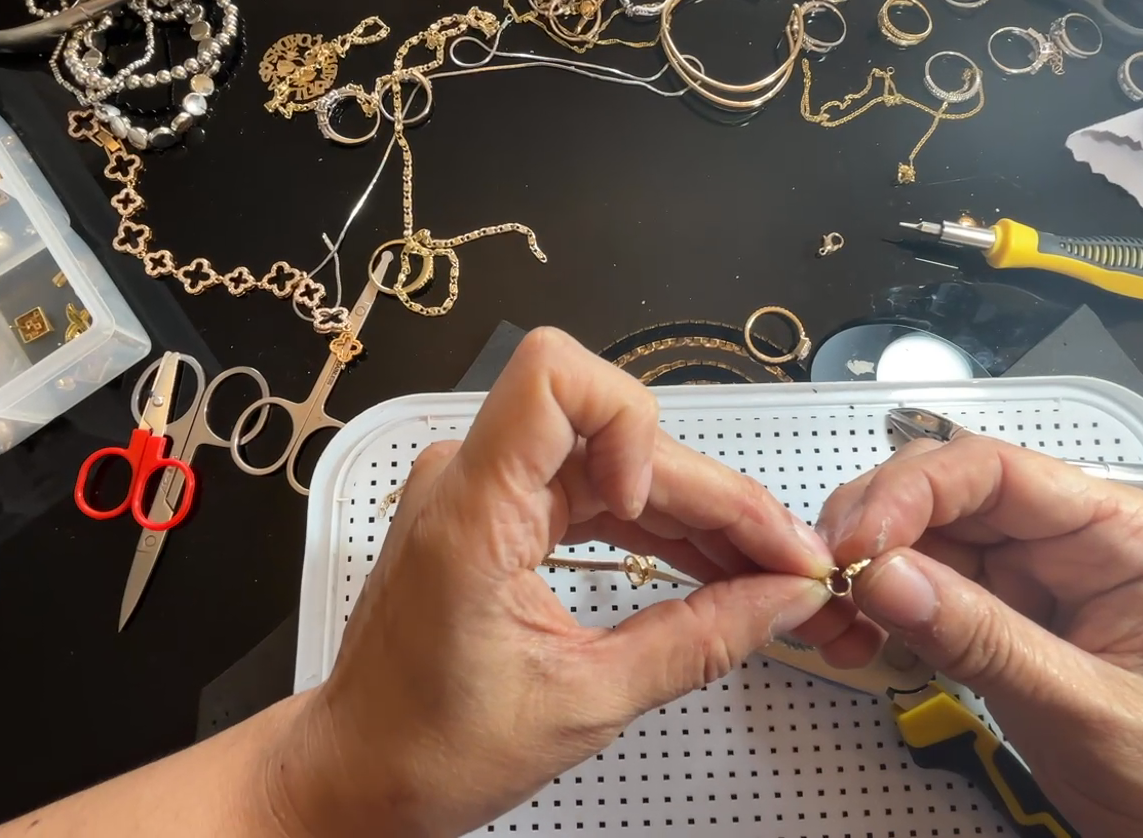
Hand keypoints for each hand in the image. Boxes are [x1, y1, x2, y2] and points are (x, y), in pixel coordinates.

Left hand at [268, 328, 841, 837]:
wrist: (357, 765)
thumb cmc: (429, 744)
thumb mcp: (581, 703)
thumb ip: (696, 642)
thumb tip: (780, 599)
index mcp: (473, 510)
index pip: (553, 376)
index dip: (628, 419)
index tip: (653, 504)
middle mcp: (476, 474)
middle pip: (619, 432)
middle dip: (711, 492)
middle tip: (785, 558)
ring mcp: (490, 485)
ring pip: (621, 459)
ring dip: (696, 509)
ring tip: (764, 568)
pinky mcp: (505, 506)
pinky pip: (597, 490)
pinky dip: (658, 525)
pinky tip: (709, 565)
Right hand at [810, 435, 1142, 837]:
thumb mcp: (1100, 720)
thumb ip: (983, 640)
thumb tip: (873, 575)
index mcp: (1125, 534)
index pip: (995, 472)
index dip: (910, 492)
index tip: (851, 545)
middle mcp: (1073, 538)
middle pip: (948, 495)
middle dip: (877, 525)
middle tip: (825, 578)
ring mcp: (1037, 579)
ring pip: (927, 540)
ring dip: (869, 570)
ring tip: (831, 615)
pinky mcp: (1011, 618)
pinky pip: (930, 591)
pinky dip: (884, 608)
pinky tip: (856, 633)